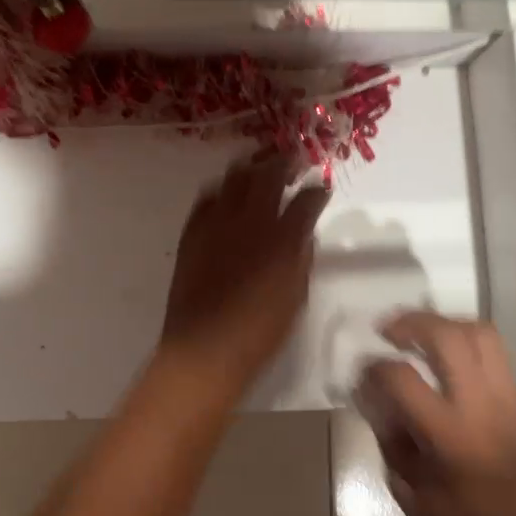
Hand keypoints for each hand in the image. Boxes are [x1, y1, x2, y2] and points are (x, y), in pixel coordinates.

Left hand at [160, 153, 330, 389]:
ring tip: (261, 174)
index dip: (318, 189)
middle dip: (286, 163)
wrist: (204, 351)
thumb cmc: (258, 334)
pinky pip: (208, 198)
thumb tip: (301, 235)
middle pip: (269, 173)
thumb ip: (301, 259)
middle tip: (294, 165)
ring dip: (252, 170)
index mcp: (283, 238)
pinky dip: (222, 192)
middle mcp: (251, 220)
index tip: (322, 187)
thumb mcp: (295, 297)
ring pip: (236, 176)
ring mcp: (217, 222)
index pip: (307, 199)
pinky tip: (228, 200)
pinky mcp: (193, 231)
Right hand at [360, 312, 515, 515]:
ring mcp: (508, 400)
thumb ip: (389, 434)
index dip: (375, 368)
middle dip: (413, 323)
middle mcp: (483, 407)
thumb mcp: (408, 488)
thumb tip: (370, 389)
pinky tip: (449, 356)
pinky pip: (496, 353)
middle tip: (389, 329)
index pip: (404, 379)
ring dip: (446, 324)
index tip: (363, 368)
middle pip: (449, 338)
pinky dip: (468, 342)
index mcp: (451, 436)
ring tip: (422, 332)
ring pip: (480, 332)